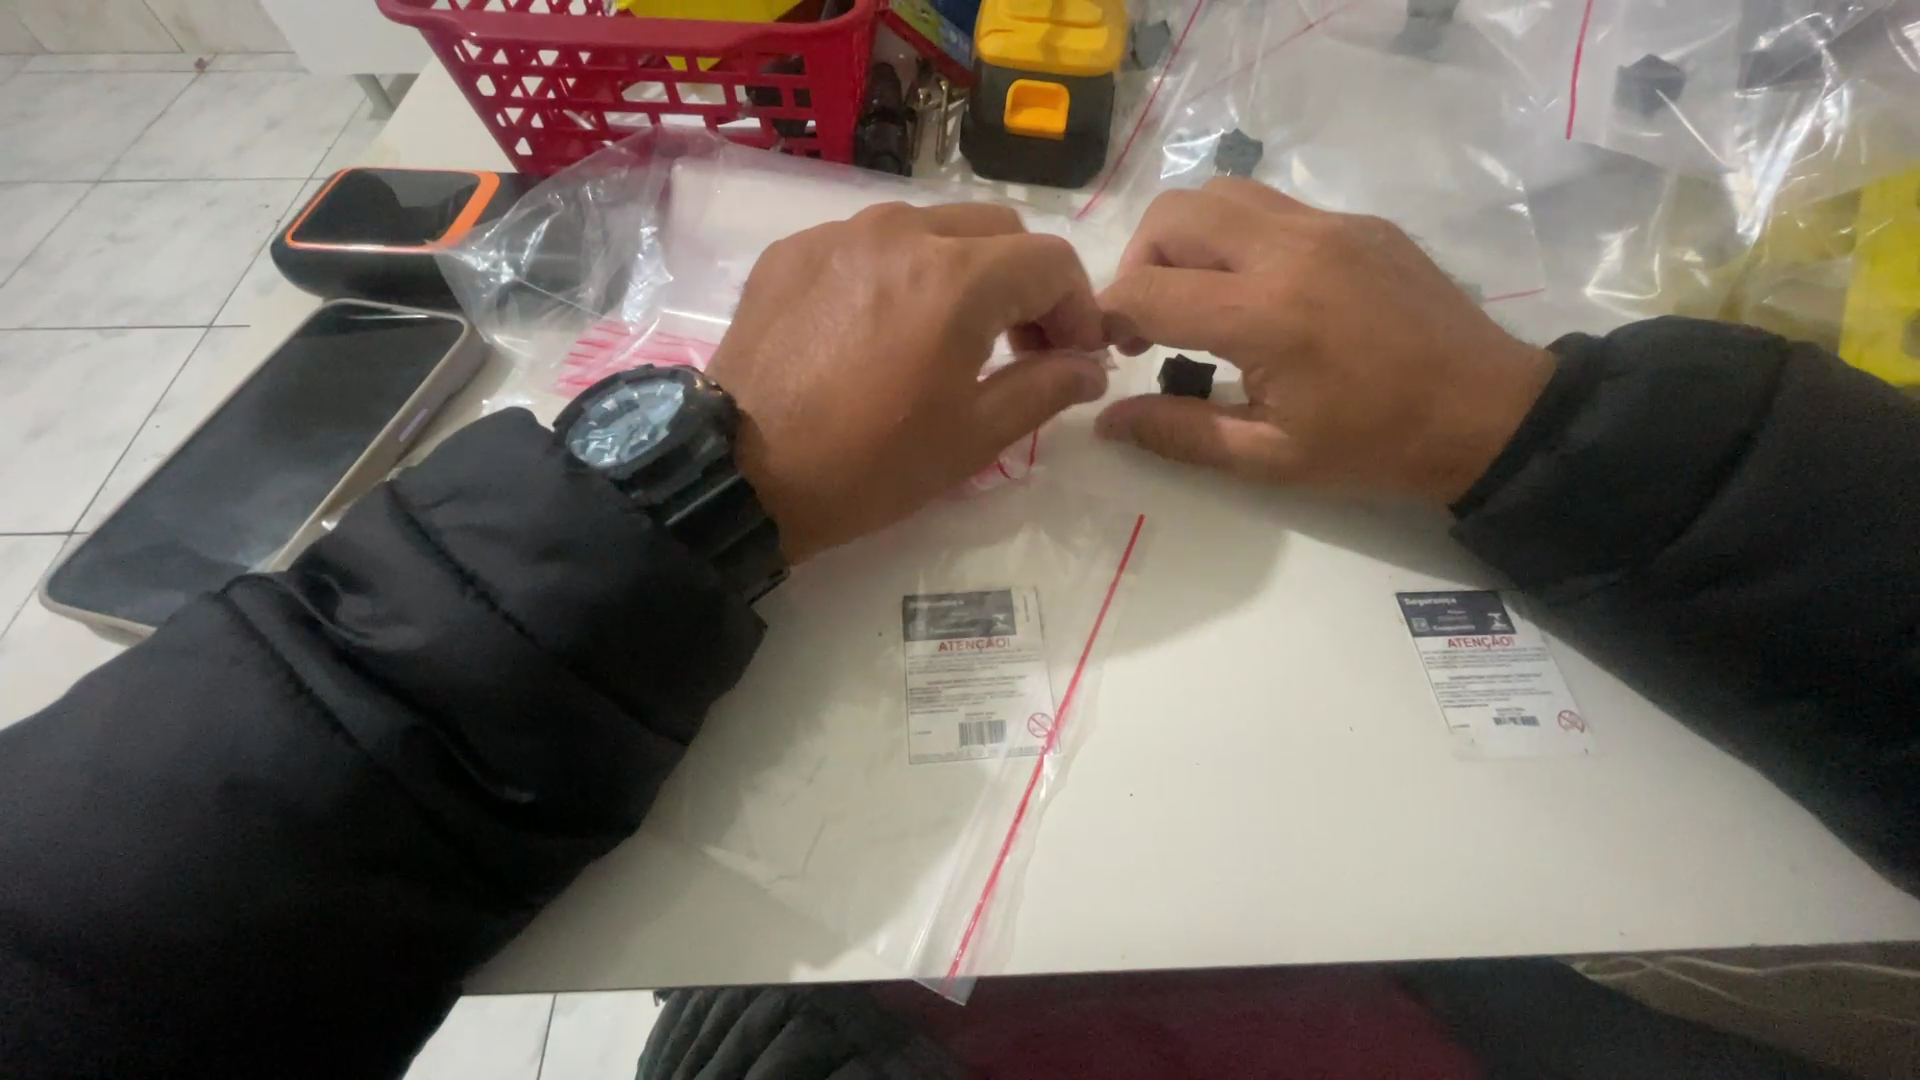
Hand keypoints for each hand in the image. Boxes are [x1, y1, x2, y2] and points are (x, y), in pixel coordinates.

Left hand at [709, 202, 1108, 561]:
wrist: (745, 475)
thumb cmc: (870, 466)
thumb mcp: (973, 437)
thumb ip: (1045, 388)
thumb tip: (1091, 366)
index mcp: (955, 278)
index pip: (1051, 262)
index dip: (1078, 308)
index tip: (1072, 356)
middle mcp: (900, 232)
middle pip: (997, 232)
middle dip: (1026, 285)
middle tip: (1020, 346)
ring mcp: (839, 234)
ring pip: (931, 229)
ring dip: (963, 273)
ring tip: (948, 337)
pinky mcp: (793, 251)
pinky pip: (869, 244)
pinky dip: (898, 274)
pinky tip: (880, 330)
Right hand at [1095, 179, 1553, 503]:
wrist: (1488, 414)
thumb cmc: (1372, 447)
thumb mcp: (1266, 457)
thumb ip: (1176, 433)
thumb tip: (1104, 420)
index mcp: (1266, 315)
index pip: (1147, 289)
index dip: (1106, 317)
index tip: (1105, 351)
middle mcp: (1290, 249)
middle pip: (1173, 215)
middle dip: (1136, 264)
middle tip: (1144, 323)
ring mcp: (1328, 224)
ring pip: (1218, 195)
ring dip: (1181, 241)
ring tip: (1189, 299)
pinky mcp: (1354, 221)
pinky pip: (1268, 207)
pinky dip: (1230, 239)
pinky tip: (1247, 293)